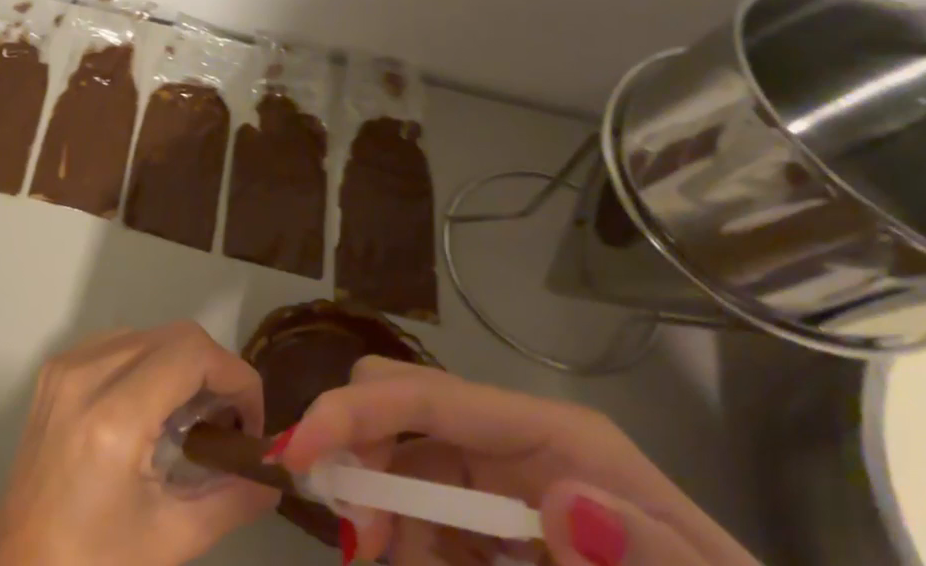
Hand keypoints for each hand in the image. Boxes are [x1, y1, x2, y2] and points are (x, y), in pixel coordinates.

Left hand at [0, 322, 278, 565]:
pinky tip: (155, 408)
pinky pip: (117, 343)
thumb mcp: (177, 535)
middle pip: (174, 335)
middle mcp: (85, 375)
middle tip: (230, 425)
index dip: (237, 378)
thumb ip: (236, 496)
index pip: (192, 353)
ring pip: (147, 334)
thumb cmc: (98, 555)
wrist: (21, 556)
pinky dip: (149, 362)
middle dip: (215, 372)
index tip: (250, 424)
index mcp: (114, 417)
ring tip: (195, 419)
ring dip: (182, 364)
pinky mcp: (54, 370)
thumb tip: (280, 469)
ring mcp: (65, 367)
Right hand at [282, 358, 760, 565]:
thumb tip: (565, 497)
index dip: (352, 413)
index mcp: (557, 438)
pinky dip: (402, 542)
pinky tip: (419, 563)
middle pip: (397, 409)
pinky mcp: (489, 520)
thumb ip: (649, 555)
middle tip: (362, 543)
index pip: (430, 397)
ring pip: (396, 465)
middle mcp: (516, 443)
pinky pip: (418, 514)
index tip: (296, 460)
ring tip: (395, 564)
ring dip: (379, 516)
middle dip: (357, 460)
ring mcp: (499, 480)